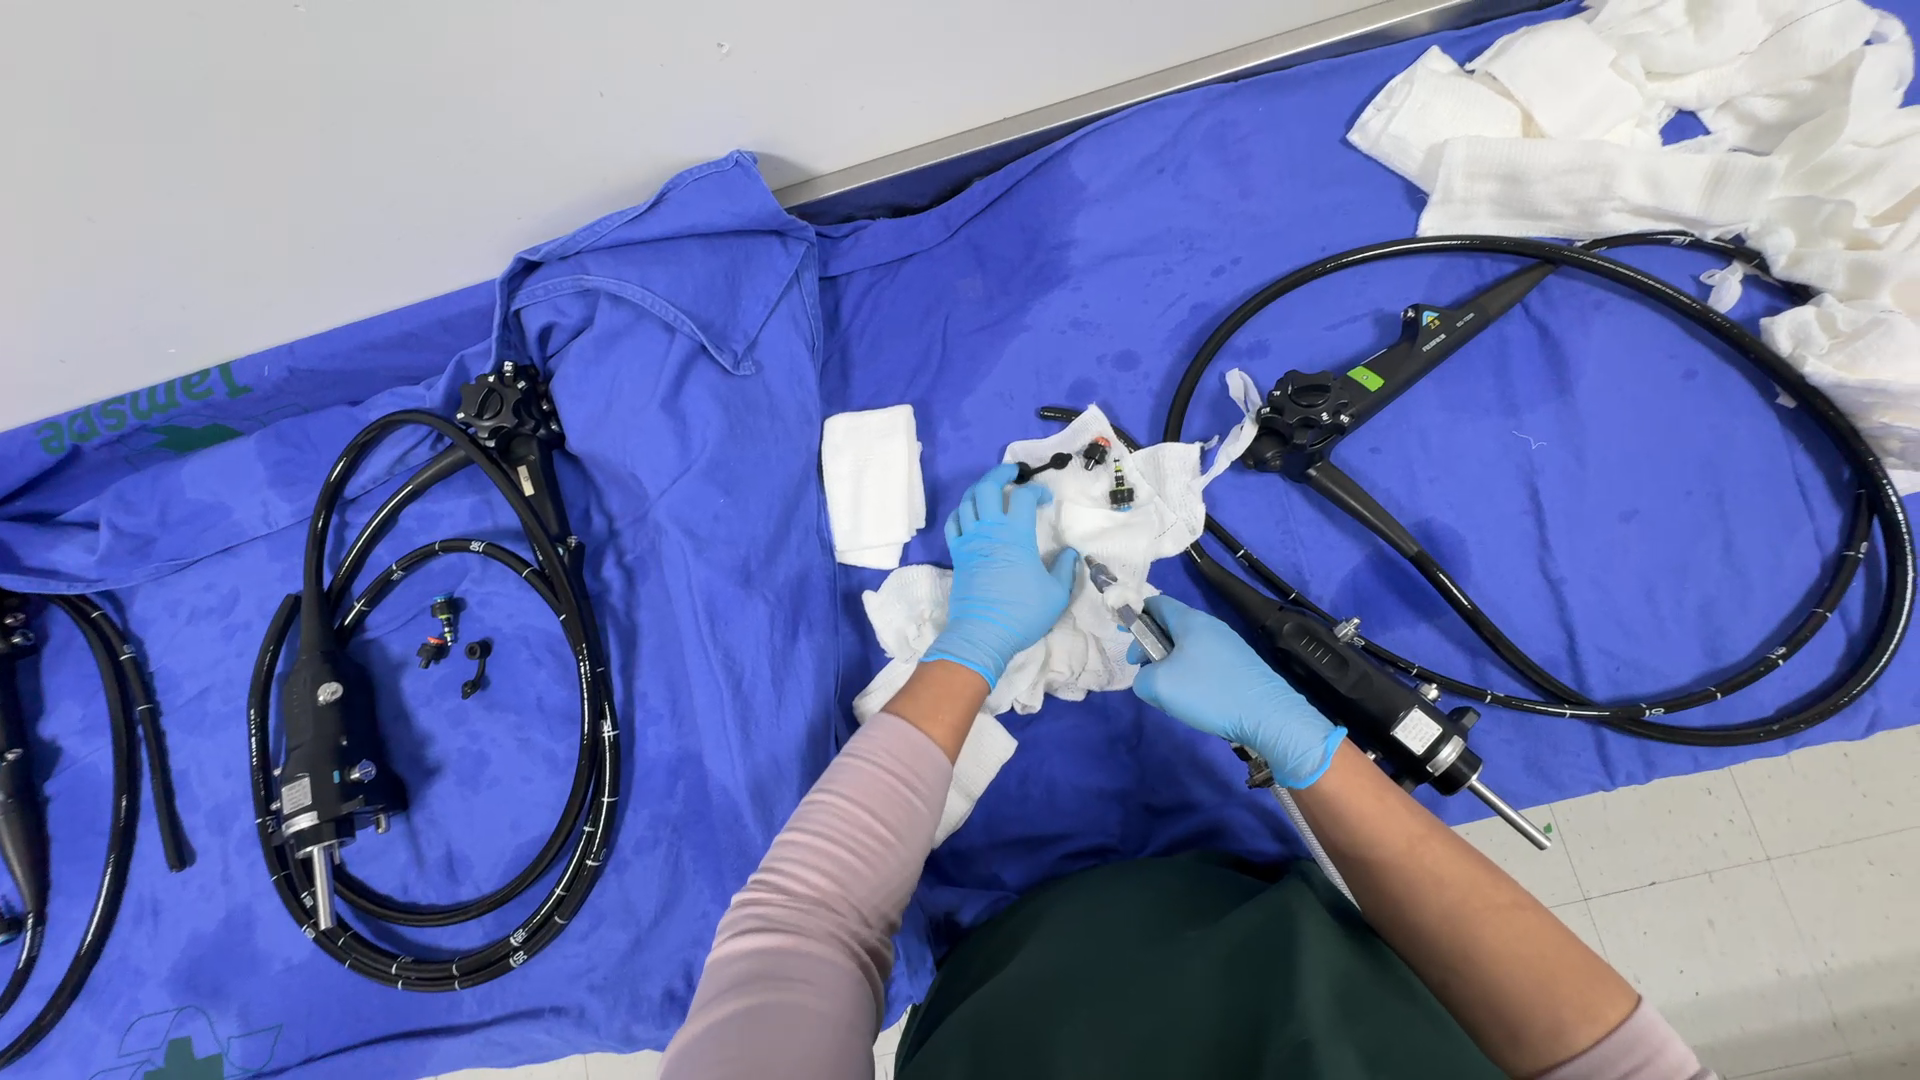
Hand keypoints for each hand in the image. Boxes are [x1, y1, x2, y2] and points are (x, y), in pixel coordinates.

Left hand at [924, 464, 1080, 686]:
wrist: (982, 634)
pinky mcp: (957, 554)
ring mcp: (969, 541)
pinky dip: (962, 511)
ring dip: (980, 488)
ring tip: (992, 488)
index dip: (1036, 492)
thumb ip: (1065, 570)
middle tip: (1013, 472)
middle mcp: (989, 531)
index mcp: (1016, 536)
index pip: (1023, 498)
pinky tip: (971, 513)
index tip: (1046, 499)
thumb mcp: (1056, 594)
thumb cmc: (1022, 614)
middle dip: (1001, 473)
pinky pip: (954, 523)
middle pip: (988, 487)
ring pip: (967, 501)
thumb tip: (1070, 553)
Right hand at [1129, 595, 1345, 787]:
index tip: (1127, 639)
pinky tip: (1195, 700)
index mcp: (1190, 620)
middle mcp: (1210, 626)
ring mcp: (1229, 645)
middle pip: (1170, 627)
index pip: (1156, 603)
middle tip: (1146, 673)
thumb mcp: (1159, 685)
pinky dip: (1192, 677)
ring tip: (1171, 693)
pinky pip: (1205, 663)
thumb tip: (1149, 677)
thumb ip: (1141, 677)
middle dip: (1152, 647)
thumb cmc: (1209, 692)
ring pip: (1187, 648)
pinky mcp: (1240, 665)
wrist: (1268, 717)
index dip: (1136, 616)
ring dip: (1171, 666)